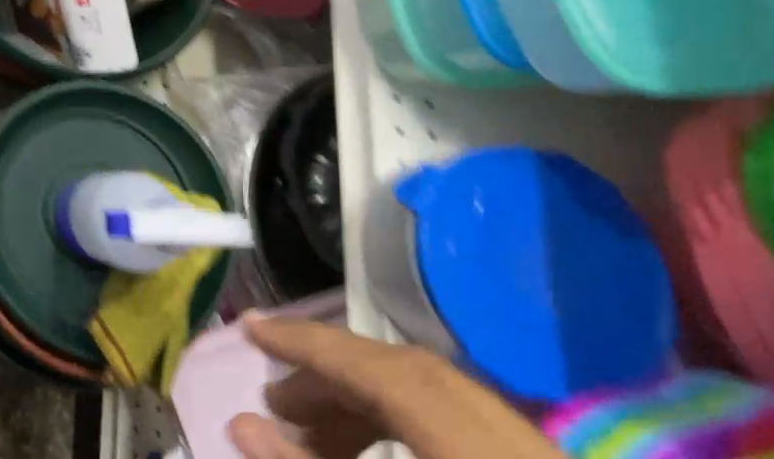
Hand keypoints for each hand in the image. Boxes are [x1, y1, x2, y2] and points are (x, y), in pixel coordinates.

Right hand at [228, 316, 564, 458]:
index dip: (312, 343)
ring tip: (307, 432)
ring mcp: (534, 450)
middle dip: (332, 376)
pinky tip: (361, 446)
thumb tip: (240, 424)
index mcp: (478, 445)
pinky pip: (462, 427)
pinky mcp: (531, 458)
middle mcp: (514, 437)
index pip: (387, 372)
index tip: (251, 328)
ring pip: (438, 401)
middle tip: (273, 399)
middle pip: (412, 377)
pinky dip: (402, 425)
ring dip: (362, 405)